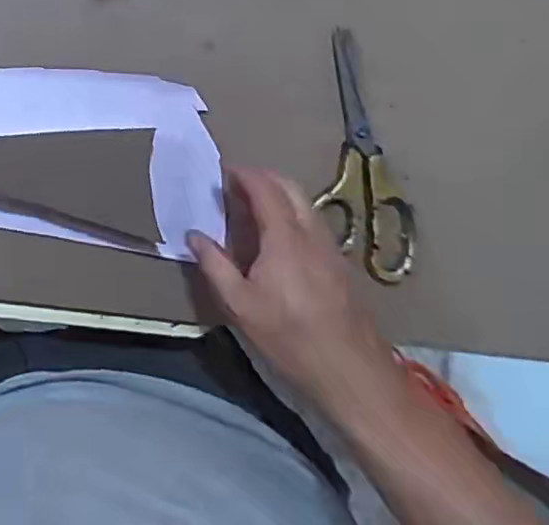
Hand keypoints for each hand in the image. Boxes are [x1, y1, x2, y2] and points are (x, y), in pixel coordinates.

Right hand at [188, 163, 401, 417]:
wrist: (354, 375)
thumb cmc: (290, 338)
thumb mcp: (239, 305)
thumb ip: (214, 264)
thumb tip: (194, 235)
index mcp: (285, 238)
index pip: (266, 189)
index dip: (244, 174)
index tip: (222, 172)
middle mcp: (312, 236)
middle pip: (291, 188)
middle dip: (263, 177)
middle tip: (236, 184)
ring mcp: (332, 251)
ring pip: (306, 205)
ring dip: (279, 195)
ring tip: (252, 209)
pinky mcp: (341, 268)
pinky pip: (314, 225)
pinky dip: (292, 215)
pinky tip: (278, 239)